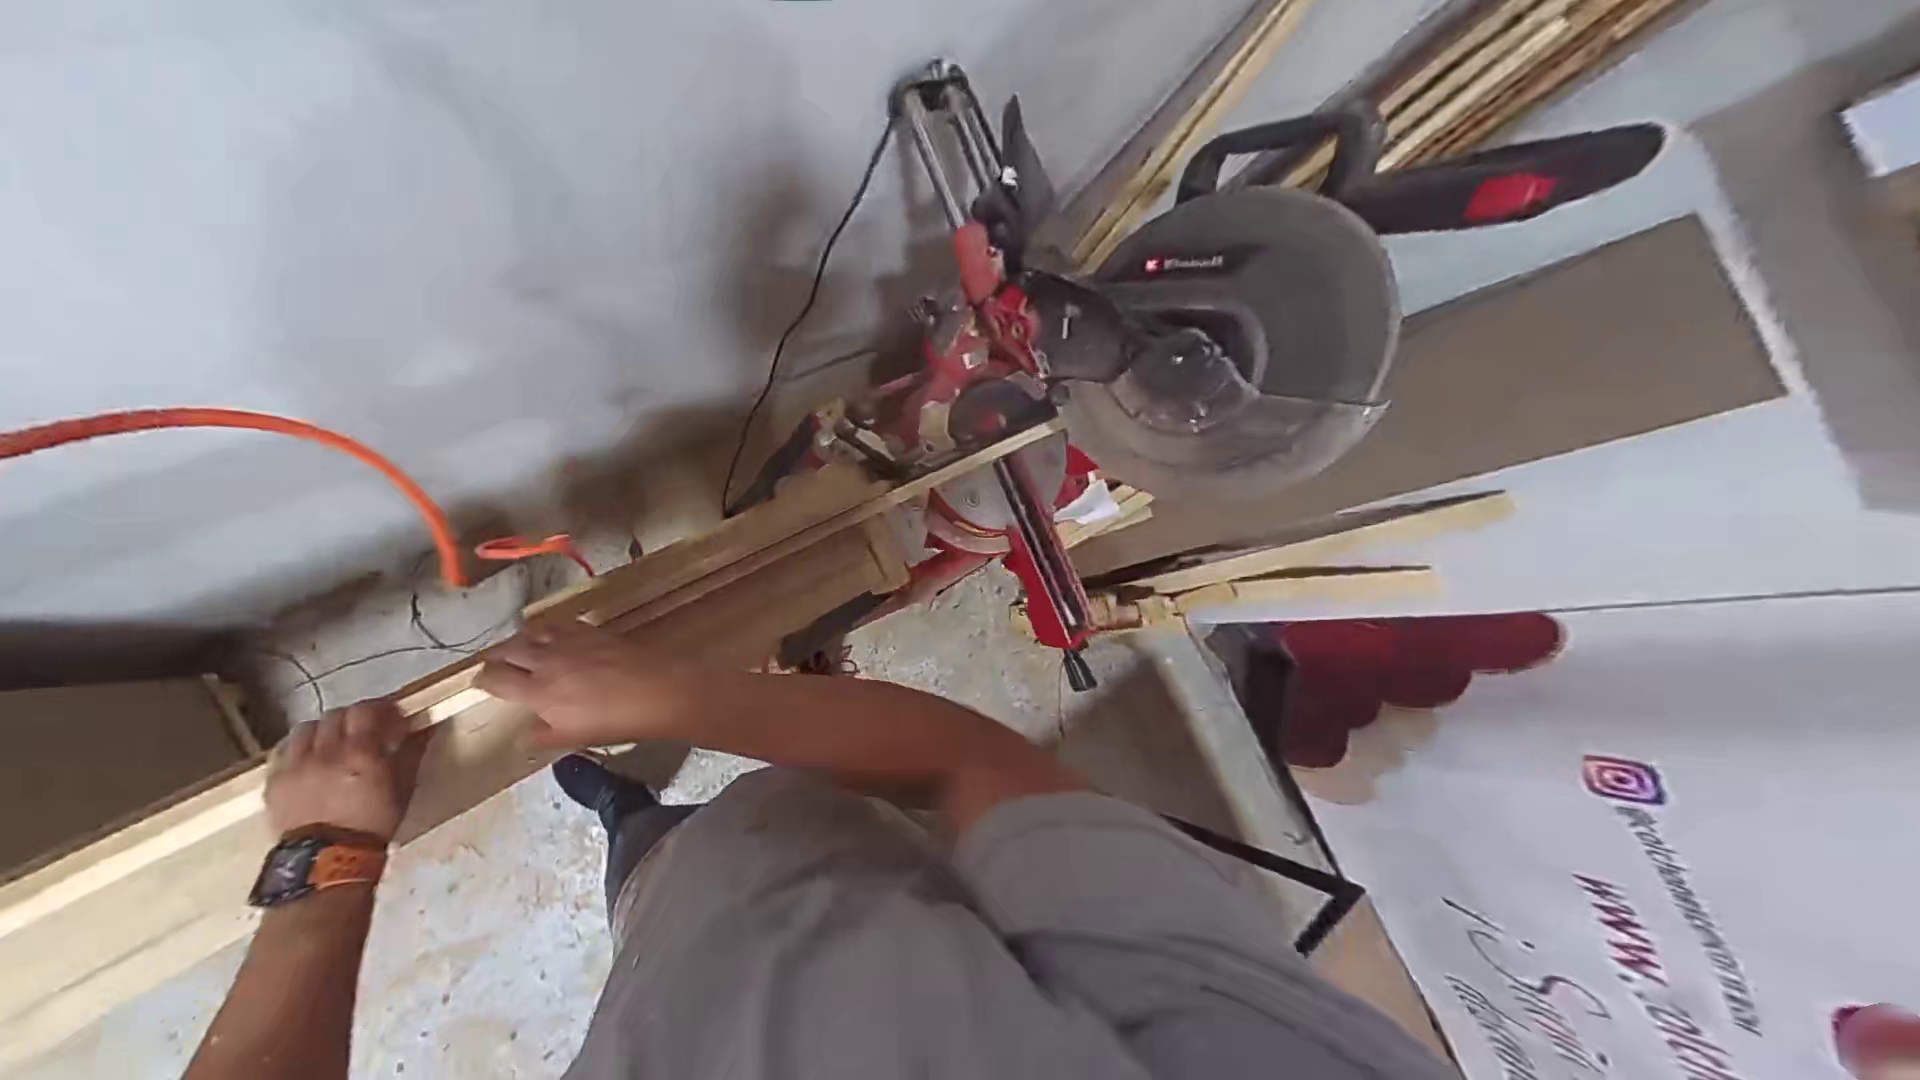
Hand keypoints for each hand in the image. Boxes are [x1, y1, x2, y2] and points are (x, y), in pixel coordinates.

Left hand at [267, 701, 428, 841]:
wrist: (327, 859)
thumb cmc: (374, 821)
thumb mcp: (403, 785)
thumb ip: (412, 751)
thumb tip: (426, 727)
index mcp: (360, 753)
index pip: (366, 710)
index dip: (381, 707)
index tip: (393, 715)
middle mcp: (324, 754)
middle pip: (335, 715)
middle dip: (354, 716)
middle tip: (367, 727)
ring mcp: (294, 767)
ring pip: (306, 728)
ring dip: (325, 728)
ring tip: (335, 741)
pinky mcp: (274, 782)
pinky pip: (283, 750)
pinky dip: (300, 746)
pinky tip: (312, 756)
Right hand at [474, 627, 681, 748]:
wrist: (657, 689)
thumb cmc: (616, 720)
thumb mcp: (576, 737)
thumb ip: (545, 735)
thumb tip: (523, 738)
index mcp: (537, 692)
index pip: (496, 680)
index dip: (483, 679)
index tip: (480, 681)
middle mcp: (548, 662)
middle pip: (510, 650)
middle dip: (498, 655)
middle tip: (496, 660)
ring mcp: (572, 642)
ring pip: (535, 632)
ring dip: (523, 638)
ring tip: (521, 644)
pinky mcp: (595, 631)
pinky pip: (563, 624)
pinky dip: (552, 628)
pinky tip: (556, 632)